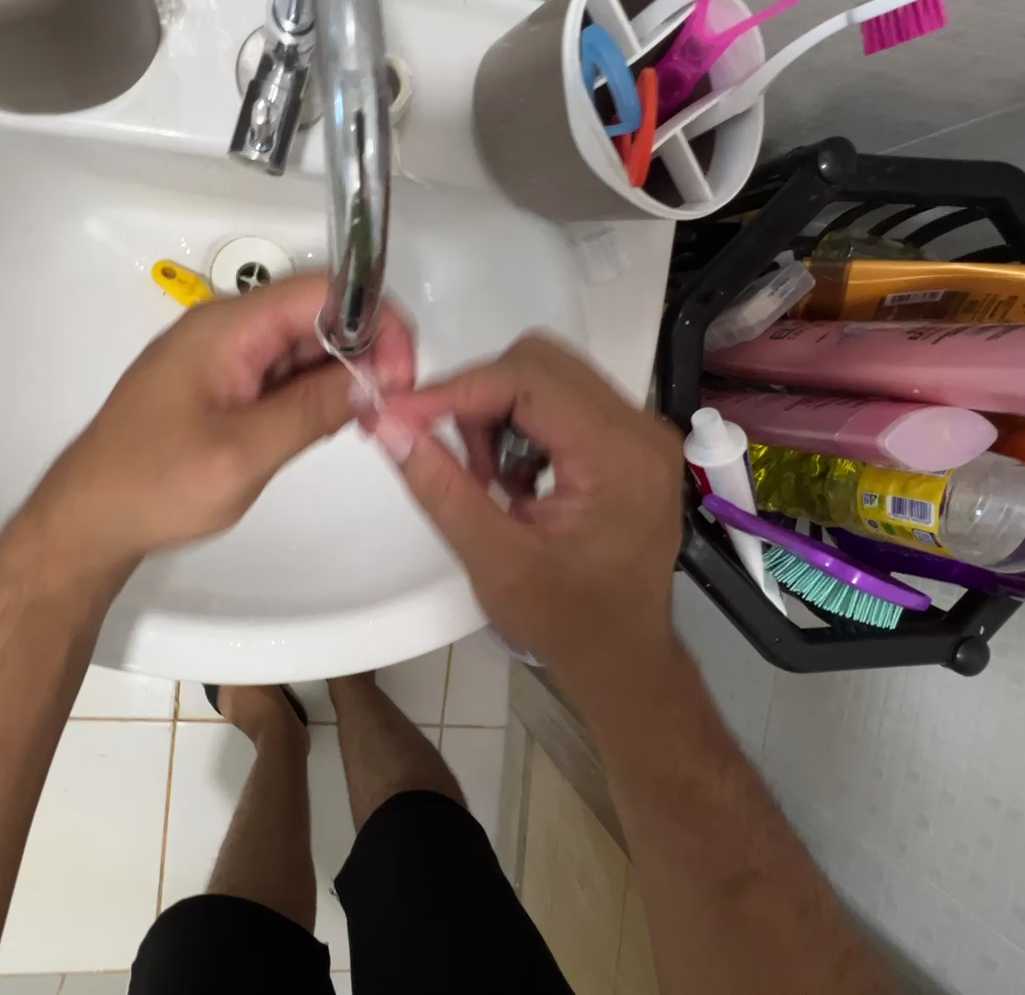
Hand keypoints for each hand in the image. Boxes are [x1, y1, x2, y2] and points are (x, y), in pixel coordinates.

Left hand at [31, 275, 415, 561]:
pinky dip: (316, 392)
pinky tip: (335, 421)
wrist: (89, 520)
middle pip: (317, 315)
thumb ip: (313, 410)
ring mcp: (224, 358)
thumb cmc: (154, 485)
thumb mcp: (244, 453)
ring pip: (304, 346)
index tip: (401, 374)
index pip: (322, 291)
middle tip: (392, 405)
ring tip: (369, 418)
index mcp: (228, 328)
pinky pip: (283, 374)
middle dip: (366, 351)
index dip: (375, 320)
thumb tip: (375, 378)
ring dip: (343, 375)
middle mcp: (228, 330)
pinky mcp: (224, 386)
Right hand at [368, 336, 682, 667]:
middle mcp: (639, 429)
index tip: (397, 412)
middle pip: (540, 365)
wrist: (622, 658)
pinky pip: (560, 401)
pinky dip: (520, 426)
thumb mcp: (492, 560)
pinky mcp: (627, 442)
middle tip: (459, 462)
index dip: (455, 389)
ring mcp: (638, 433)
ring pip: (547, 376)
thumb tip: (385, 423)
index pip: (529, 381)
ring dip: (498, 414)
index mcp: (618, 457)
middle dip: (479, 400)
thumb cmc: (565, 622)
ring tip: (490, 481)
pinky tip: (514, 481)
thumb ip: (439, 486)